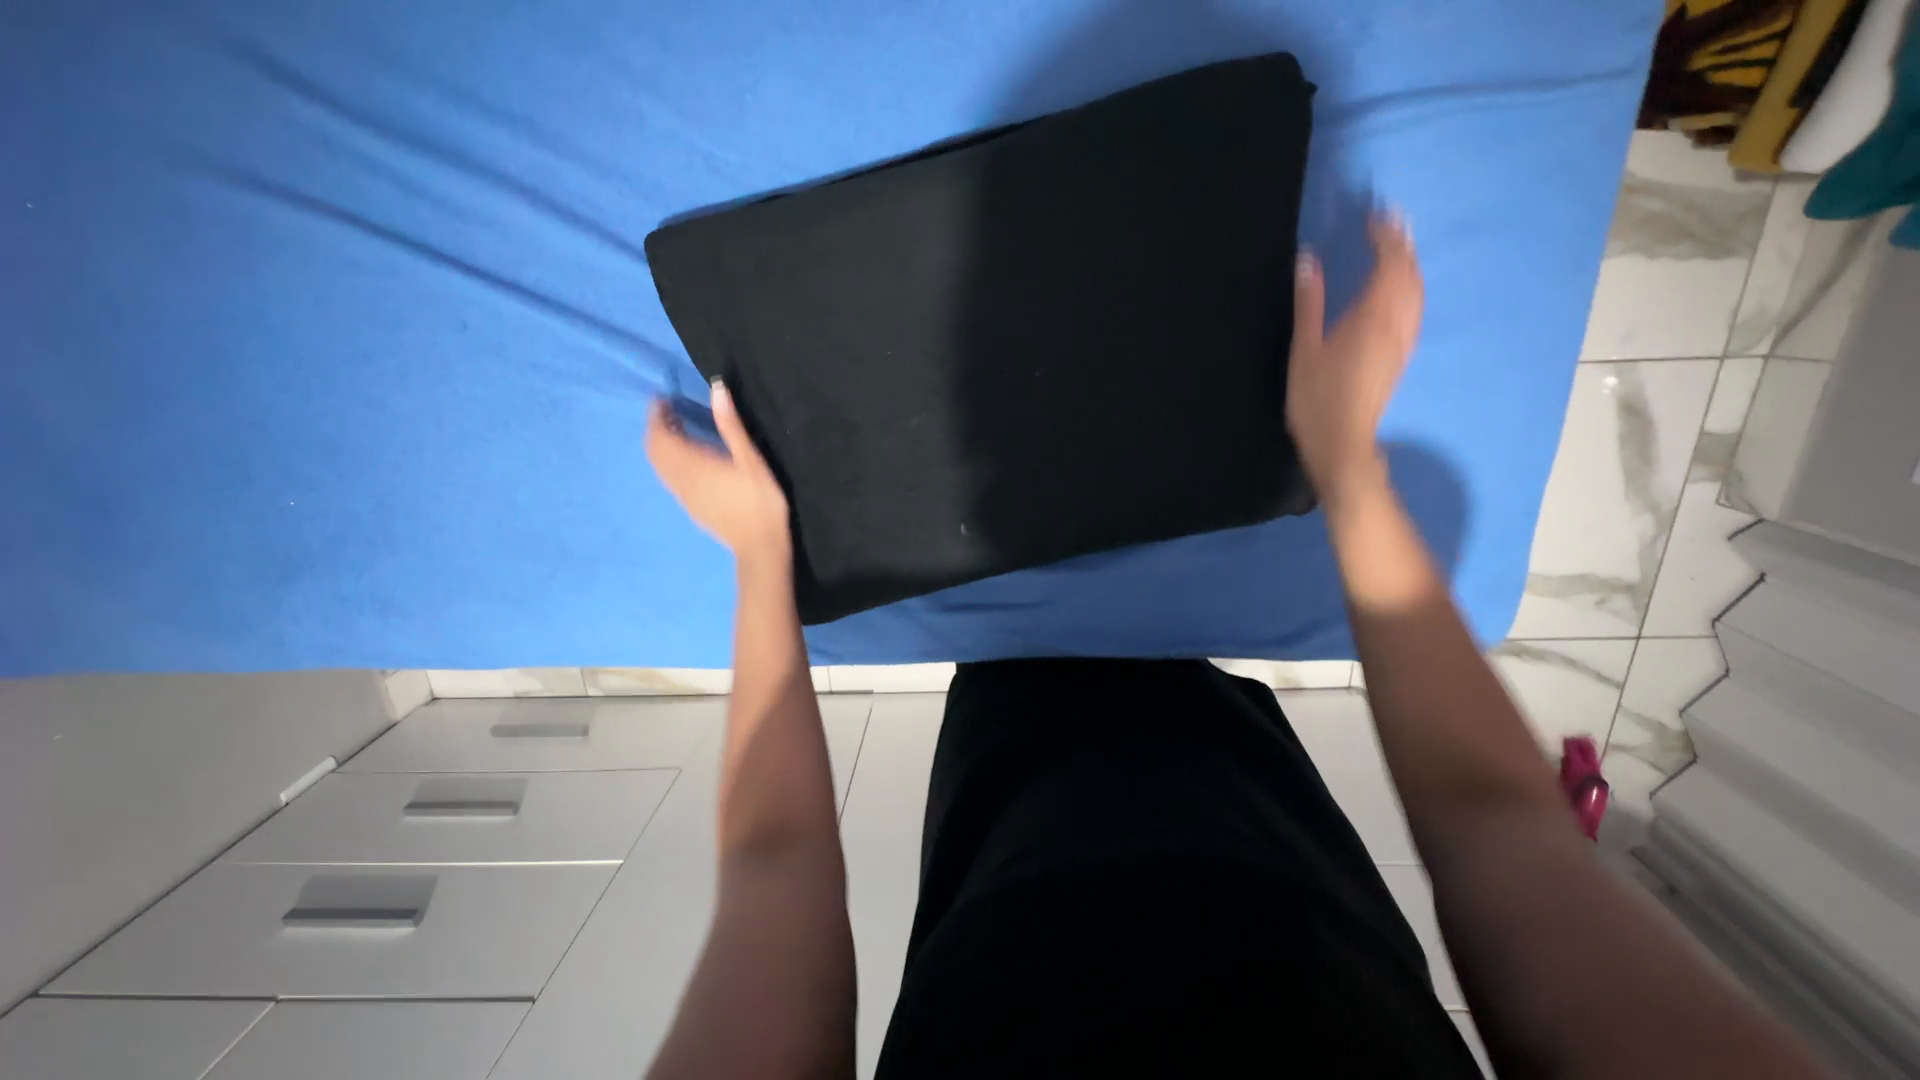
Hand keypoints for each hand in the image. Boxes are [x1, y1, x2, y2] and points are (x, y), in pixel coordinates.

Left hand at [647, 380, 792, 570]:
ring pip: (659, 466)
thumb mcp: (751, 460)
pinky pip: (668, 478)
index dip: (657, 414)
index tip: (661, 398)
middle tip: (667, 410)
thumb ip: (731, 425)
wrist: (759, 547)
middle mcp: (681, 480)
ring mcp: (683, 496)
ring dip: (660, 445)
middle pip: (654, 450)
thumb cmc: (761, 501)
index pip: (661, 435)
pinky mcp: (690, 507)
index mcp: (694, 465)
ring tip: (674, 429)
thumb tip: (716, 388)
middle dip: (656, 428)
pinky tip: (685, 458)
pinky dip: (668, 462)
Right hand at [1287, 212, 1422, 500]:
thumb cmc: (1317, 399)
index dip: (1385, 236)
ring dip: (1409, 264)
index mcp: (1371, 317)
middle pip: (1408, 274)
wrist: (1342, 443)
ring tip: (1399, 245)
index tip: (1376, 214)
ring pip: (1416, 291)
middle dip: (1402, 244)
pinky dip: (1410, 287)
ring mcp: (1403, 340)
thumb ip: (1310, 303)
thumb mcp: (1305, 349)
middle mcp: (1396, 323)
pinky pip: (1414, 308)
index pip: (1388, 264)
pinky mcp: (1401, 355)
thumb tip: (1309, 260)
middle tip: (1391, 220)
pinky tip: (1401, 288)